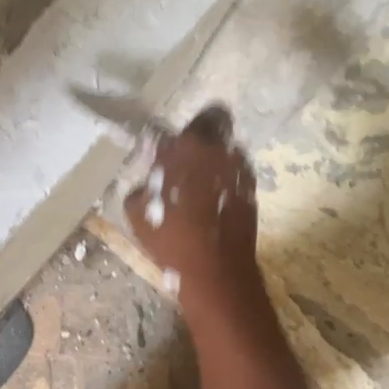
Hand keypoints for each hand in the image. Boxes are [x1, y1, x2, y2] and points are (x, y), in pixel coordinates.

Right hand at [121, 105, 262, 313]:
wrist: (215, 267)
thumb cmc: (171, 239)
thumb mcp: (137, 215)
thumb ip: (139, 188)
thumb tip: (146, 181)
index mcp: (179, 149)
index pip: (164, 130)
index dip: (159, 142)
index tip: (155, 154)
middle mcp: (212, 147)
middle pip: (209, 120)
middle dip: (197, 134)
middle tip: (185, 158)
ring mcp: (237, 164)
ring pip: (226, 145)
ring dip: (214, 156)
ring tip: (202, 182)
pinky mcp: (251, 184)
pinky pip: (236, 170)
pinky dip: (226, 178)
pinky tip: (216, 200)